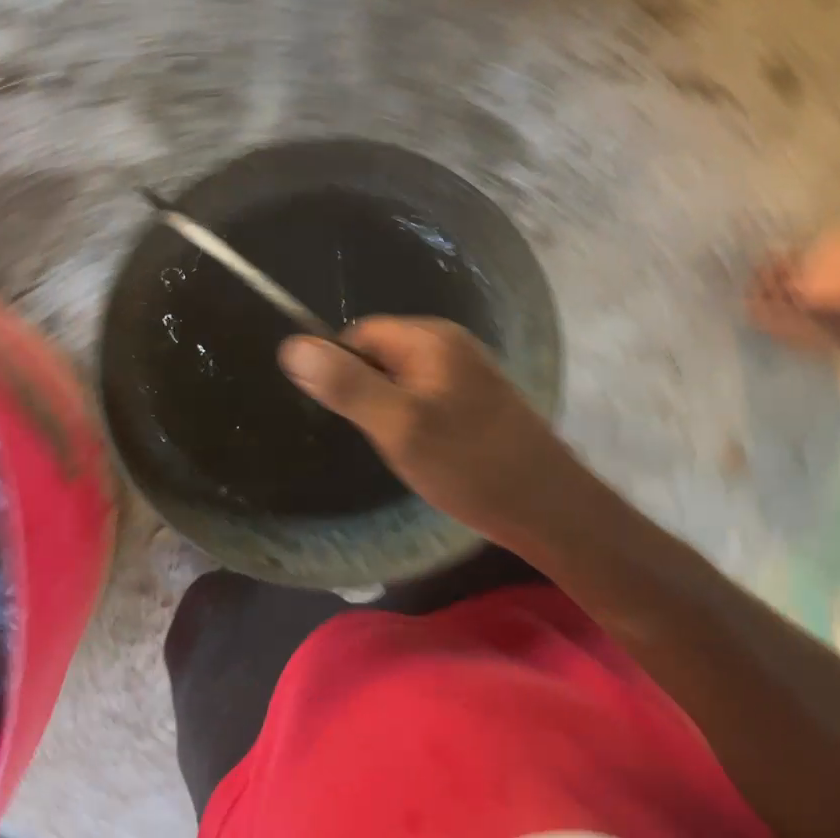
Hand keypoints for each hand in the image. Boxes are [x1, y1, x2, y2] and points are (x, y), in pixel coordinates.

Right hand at [277, 317, 581, 543]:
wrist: (547, 506)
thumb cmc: (469, 464)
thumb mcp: (399, 426)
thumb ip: (346, 385)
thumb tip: (292, 345)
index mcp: (431, 338)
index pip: (361, 333)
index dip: (343, 370)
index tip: (347, 416)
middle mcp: (453, 344)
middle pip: (382, 354)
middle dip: (368, 392)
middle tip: (377, 438)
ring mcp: (470, 372)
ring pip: (404, 380)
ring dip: (392, 411)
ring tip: (402, 450)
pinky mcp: (481, 400)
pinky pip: (429, 397)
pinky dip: (417, 421)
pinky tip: (428, 454)